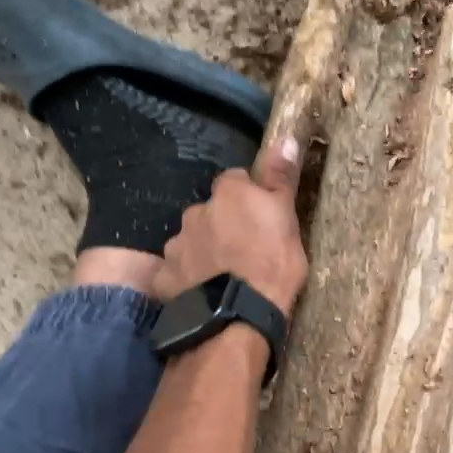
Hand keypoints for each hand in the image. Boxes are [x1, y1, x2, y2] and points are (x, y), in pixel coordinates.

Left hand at [152, 137, 308, 312]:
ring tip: (224, 275)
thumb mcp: (287, 217)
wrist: (237, 315)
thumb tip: (285, 138)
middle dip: (222, 223)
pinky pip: (177, 272)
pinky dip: (188, 278)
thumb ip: (281, 177)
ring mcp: (176, 245)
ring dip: (204, 250)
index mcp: (228, 194)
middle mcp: (195, 211)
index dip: (249, 197)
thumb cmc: (272, 262)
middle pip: (210, 211)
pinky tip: (204, 293)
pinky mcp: (164, 277)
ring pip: (192, 240)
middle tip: (244, 248)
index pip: (236, 180)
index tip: (261, 215)